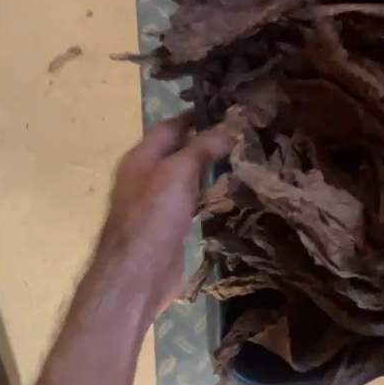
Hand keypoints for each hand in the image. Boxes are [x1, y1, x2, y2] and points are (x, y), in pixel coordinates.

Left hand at [94, 116, 233, 319]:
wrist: (138, 276)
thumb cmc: (154, 216)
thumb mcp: (179, 171)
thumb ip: (202, 146)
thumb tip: (229, 126)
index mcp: (140, 157)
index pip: (172, 125)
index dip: (199, 115)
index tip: (231, 108)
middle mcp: (146, 175)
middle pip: (180, 149)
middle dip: (210, 140)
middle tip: (245, 132)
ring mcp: (157, 202)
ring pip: (188, 174)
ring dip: (212, 167)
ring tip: (245, 156)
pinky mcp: (169, 224)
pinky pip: (193, 198)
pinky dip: (210, 191)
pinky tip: (231, 190)